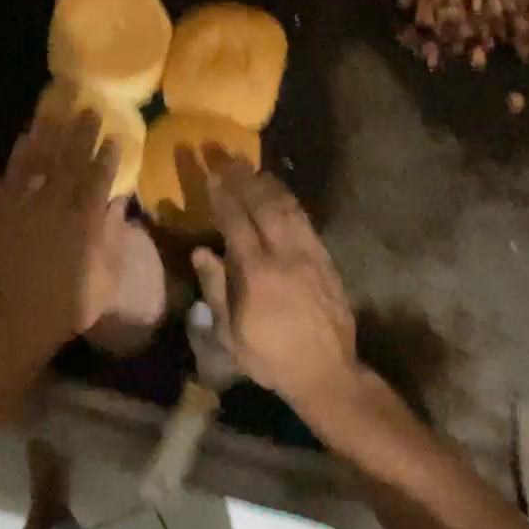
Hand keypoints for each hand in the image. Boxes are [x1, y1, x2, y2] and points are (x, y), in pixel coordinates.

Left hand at [0, 110, 130, 350]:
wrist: (22, 317)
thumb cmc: (72, 306)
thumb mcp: (107, 278)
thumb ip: (113, 237)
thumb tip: (118, 202)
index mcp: (86, 222)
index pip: (100, 180)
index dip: (108, 157)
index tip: (115, 136)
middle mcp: (58, 206)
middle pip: (72, 162)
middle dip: (83, 135)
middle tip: (90, 109)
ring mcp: (29, 207)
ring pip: (41, 161)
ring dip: (50, 134)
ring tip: (57, 110)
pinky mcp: (6, 213)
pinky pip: (13, 175)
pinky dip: (20, 154)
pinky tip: (24, 136)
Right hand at [184, 147, 361, 411]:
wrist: (325, 372)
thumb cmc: (270, 358)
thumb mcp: (231, 334)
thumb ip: (216, 289)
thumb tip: (202, 252)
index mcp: (256, 273)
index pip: (236, 221)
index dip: (222, 195)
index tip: (210, 175)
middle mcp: (285, 255)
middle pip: (264, 204)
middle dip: (244, 178)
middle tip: (227, 156)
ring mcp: (310, 255)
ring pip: (289, 208)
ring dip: (269, 184)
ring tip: (253, 169)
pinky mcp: (327, 261)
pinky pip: (306, 222)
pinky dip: (290, 203)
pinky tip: (281, 197)